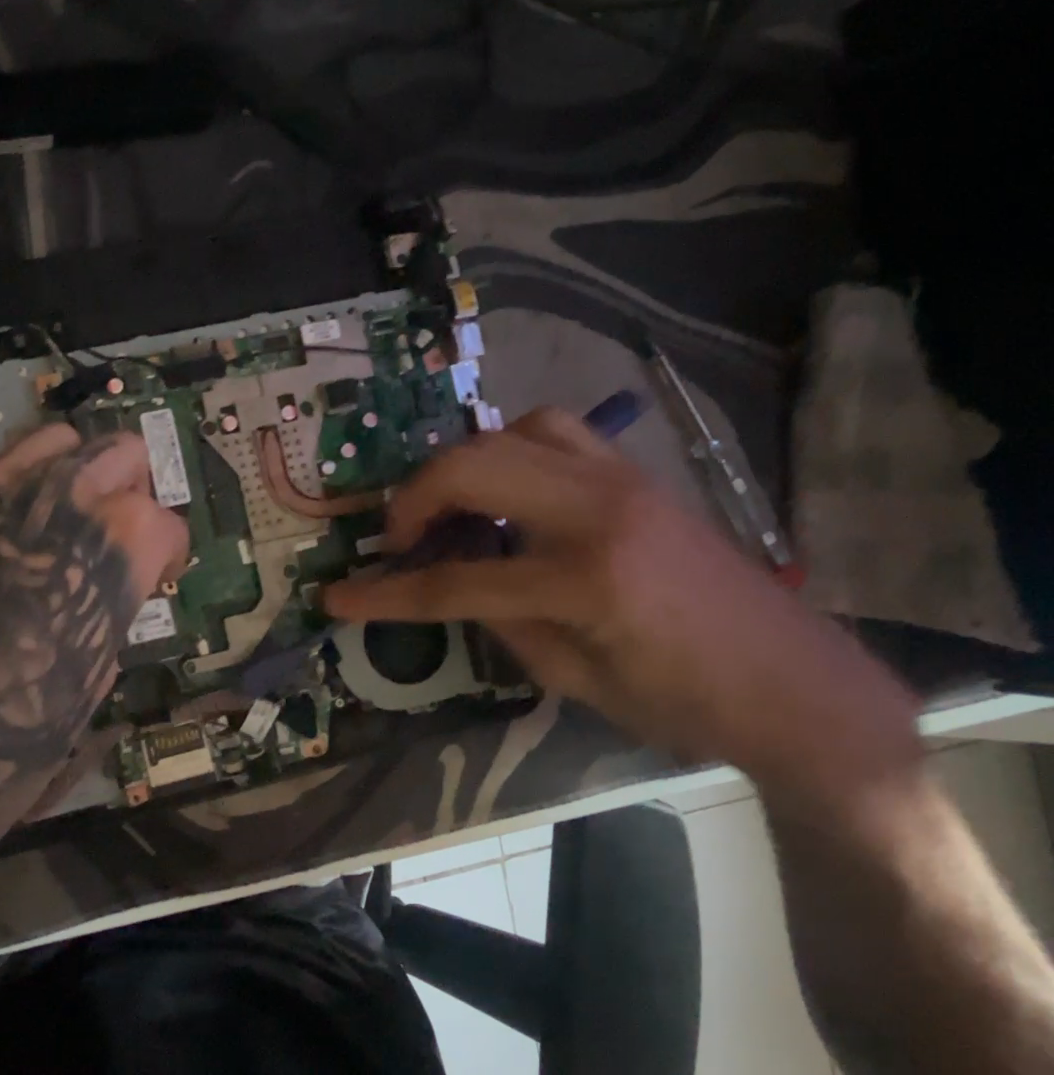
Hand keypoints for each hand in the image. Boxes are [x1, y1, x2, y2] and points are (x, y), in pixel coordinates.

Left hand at [0, 423, 189, 800]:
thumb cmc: (6, 739)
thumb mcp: (90, 685)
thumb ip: (110, 612)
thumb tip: (112, 586)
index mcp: (111, 550)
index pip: (164, 520)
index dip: (166, 552)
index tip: (155, 574)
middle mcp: (56, 500)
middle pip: (118, 454)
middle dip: (129, 489)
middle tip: (115, 528)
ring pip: (51, 439)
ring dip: (68, 473)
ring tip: (56, 515)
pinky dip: (3, 481)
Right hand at [323, 407, 919, 795]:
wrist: (800, 685)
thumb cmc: (686, 704)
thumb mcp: (575, 680)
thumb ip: (502, 623)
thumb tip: (452, 587)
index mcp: (585, 579)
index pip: (456, 581)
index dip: (386, 594)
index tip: (337, 598)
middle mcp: (601, 511)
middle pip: (472, 469)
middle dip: (413, 500)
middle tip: (397, 540)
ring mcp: (626, 482)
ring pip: (514, 431)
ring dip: (464, 464)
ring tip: (450, 507)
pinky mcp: (640, 476)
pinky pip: (558, 434)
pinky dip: (513, 450)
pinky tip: (506, 491)